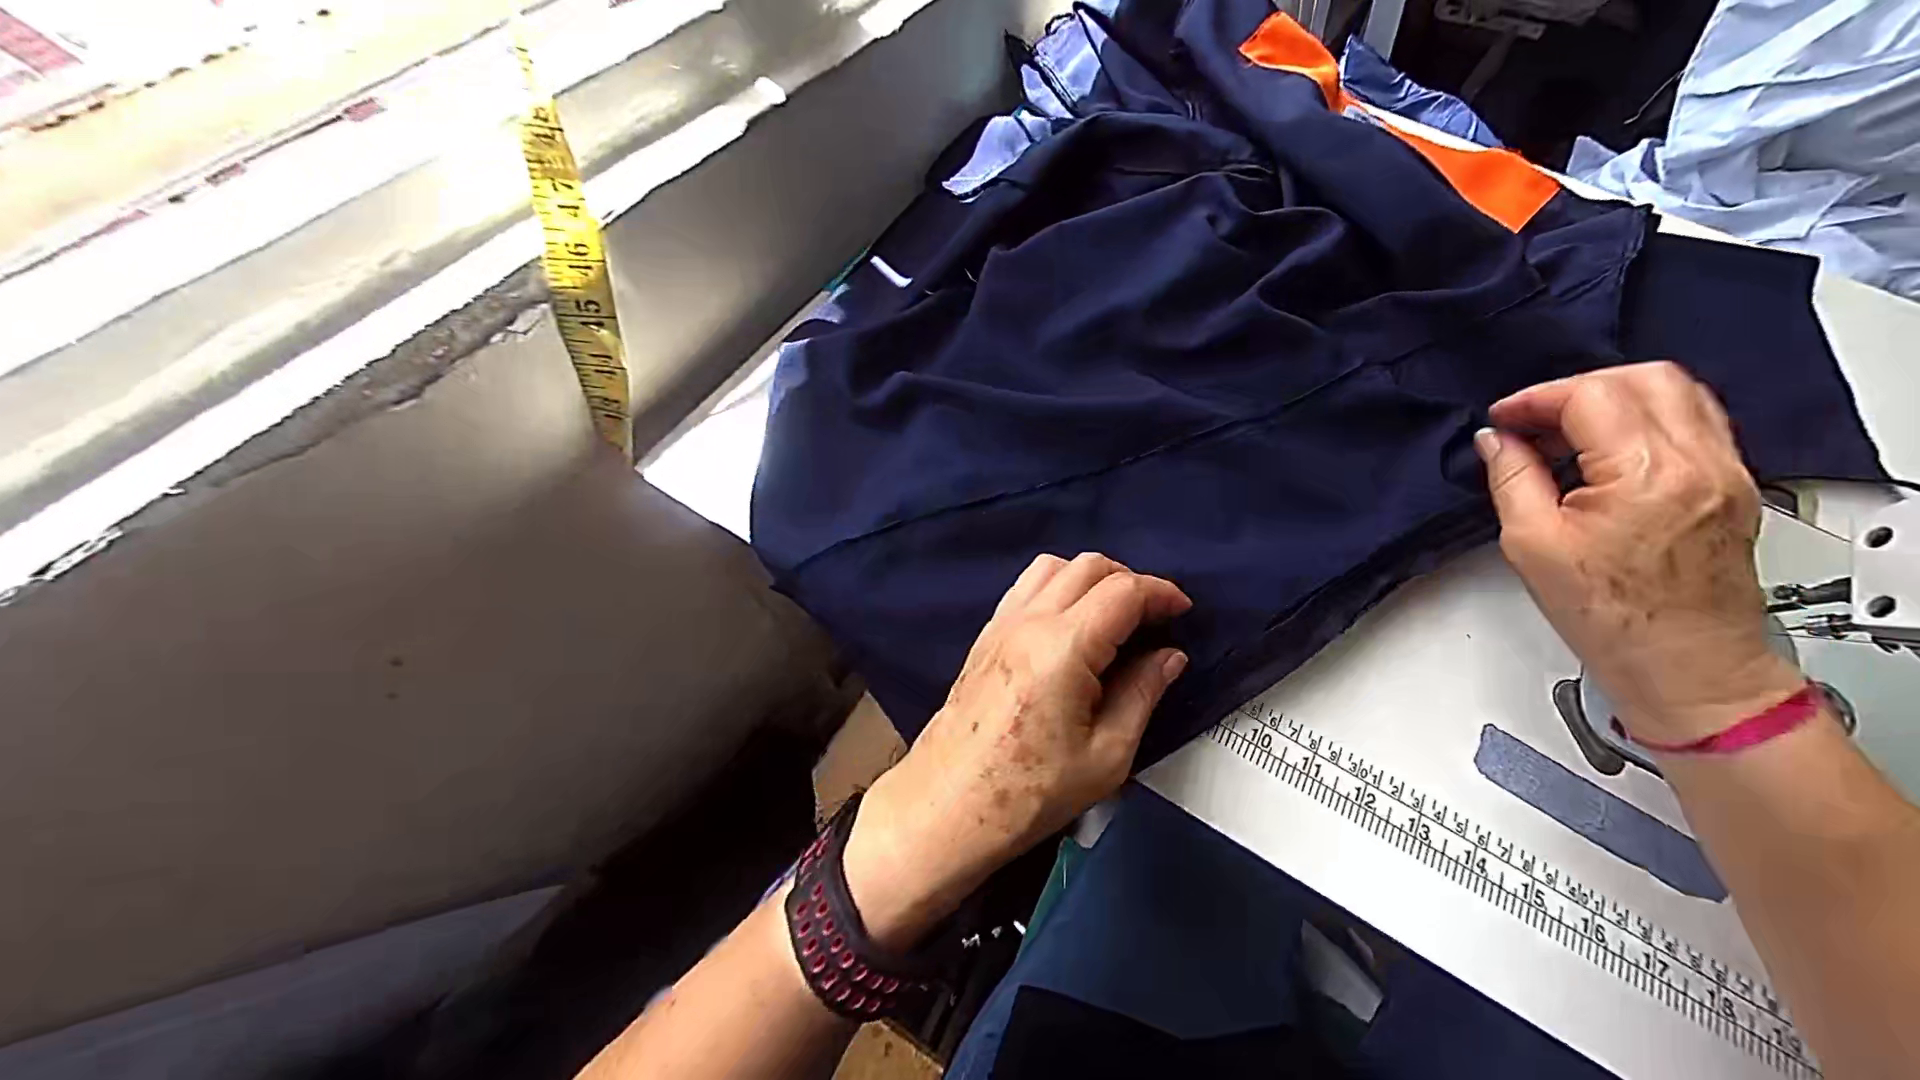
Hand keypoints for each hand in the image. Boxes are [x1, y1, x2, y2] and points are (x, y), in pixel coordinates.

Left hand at [840, 553, 1190, 948]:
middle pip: (1088, 566)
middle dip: (1131, 580)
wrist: (948, 806)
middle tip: (1154, 615)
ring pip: (1053, 568)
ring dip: (1091, 579)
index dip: (1162, 594)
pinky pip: (1025, 589)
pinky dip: (1058, 589)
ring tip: (1115, 616)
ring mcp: (1001, 627)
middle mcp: (1027, 624)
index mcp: (1062, 648)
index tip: (1181, 611)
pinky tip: (1072, 626)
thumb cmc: (1024, 793)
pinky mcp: (985, 639)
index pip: (1123, 591)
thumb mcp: (1106, 755)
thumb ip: (1143, 693)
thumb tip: (1168, 657)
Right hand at [1474, 362, 1803, 746]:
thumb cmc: (1613, 616)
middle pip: (1645, 378)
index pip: (1592, 396)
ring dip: (1609, 401)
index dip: (1536, 399)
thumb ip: (1511, 478)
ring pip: (1675, 393)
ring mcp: (1727, 471)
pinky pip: (1690, 423)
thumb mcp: (1531, 542)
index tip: (1502, 419)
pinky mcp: (1731, 484)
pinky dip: (1639, 421)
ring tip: (1559, 437)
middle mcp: (1703, 463)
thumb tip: (1497, 441)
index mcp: (1650, 475)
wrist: (1684, 662)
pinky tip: (1599, 453)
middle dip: (1574, 390)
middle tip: (1529, 420)